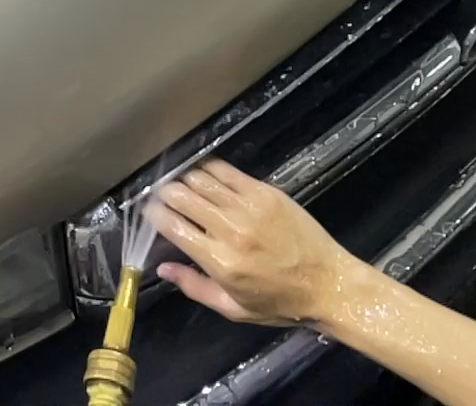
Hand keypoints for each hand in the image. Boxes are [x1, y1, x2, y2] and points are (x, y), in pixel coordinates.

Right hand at [144, 158, 364, 326]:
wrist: (327, 282)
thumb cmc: (279, 302)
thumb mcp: (234, 308)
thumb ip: (194, 287)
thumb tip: (162, 268)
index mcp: (220, 262)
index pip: (174, 227)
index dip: (155, 215)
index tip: (148, 210)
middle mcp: (230, 229)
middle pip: (183, 197)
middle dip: (165, 193)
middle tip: (160, 193)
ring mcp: (248, 206)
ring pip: (202, 179)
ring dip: (184, 178)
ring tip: (179, 181)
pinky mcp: (264, 192)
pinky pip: (227, 171)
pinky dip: (209, 168)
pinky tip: (202, 171)